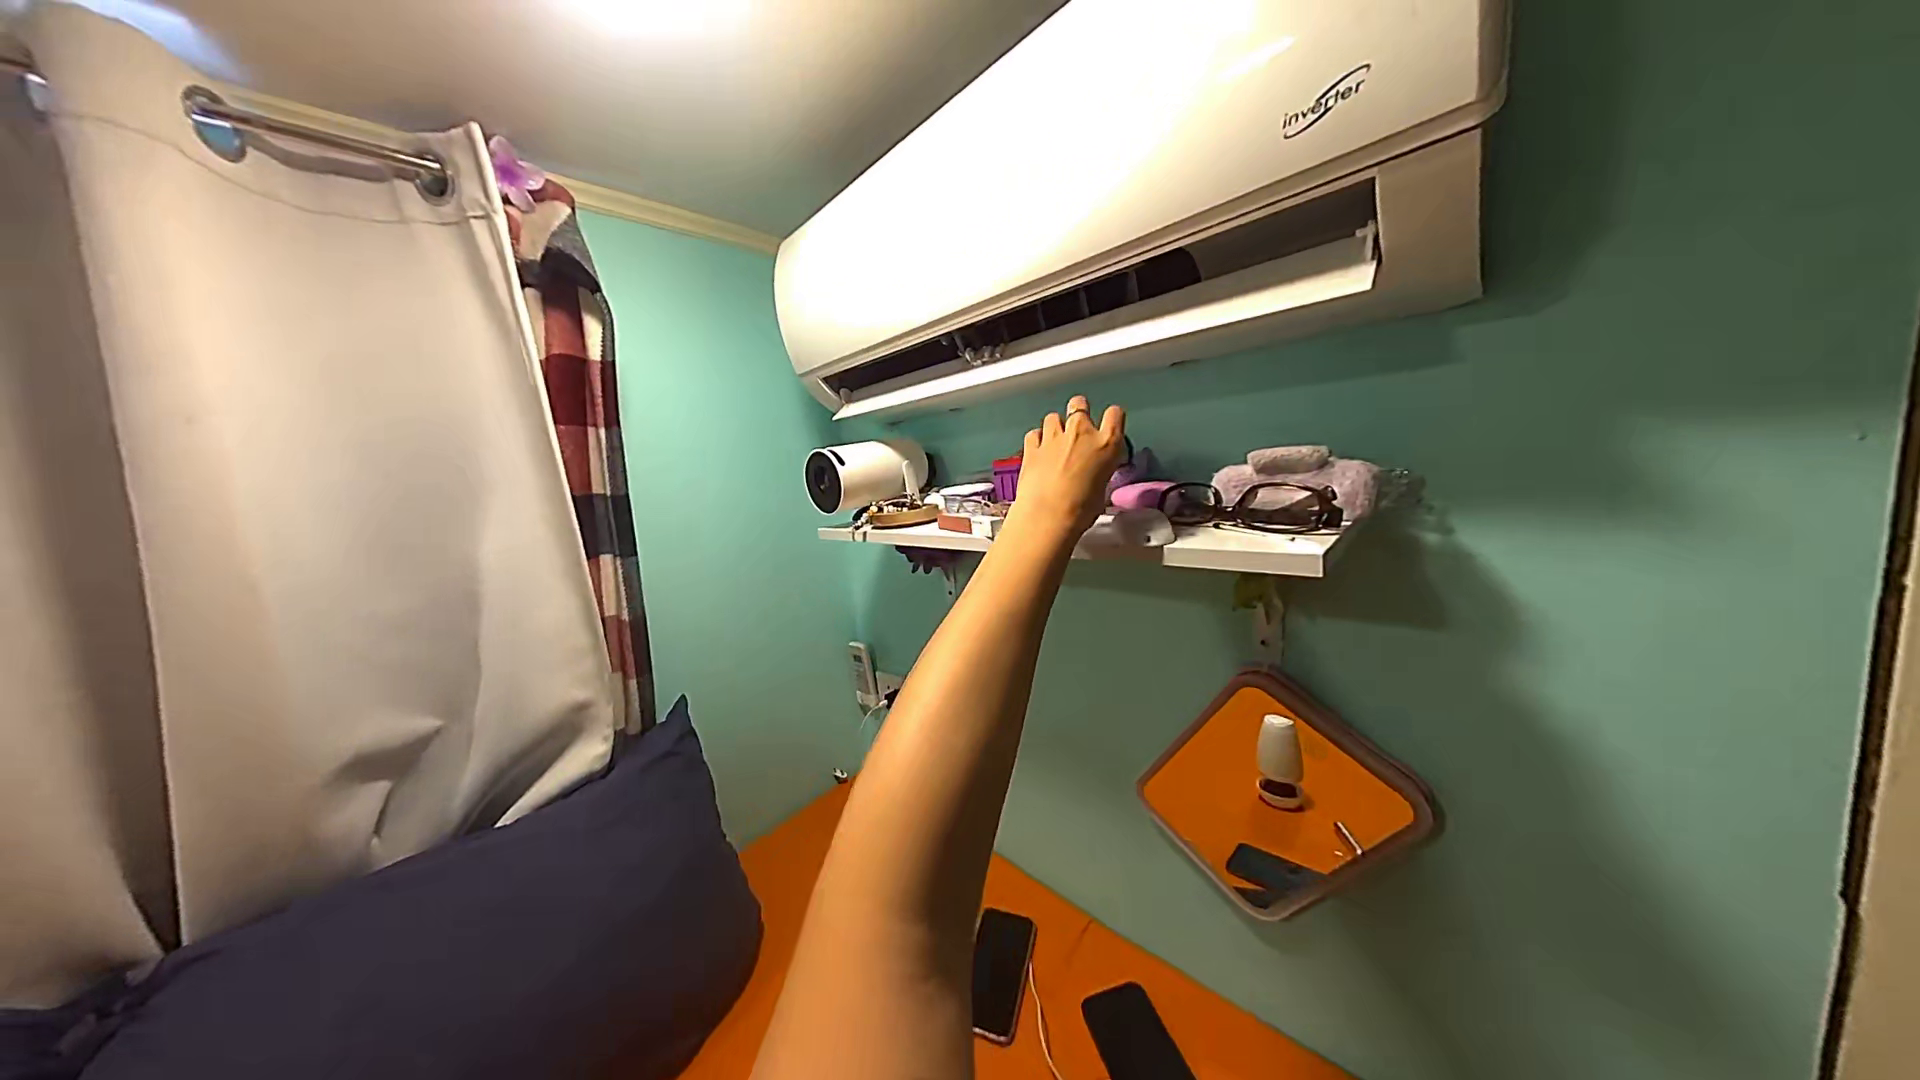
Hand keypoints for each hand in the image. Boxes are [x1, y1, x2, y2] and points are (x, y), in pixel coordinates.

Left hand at [1010, 395, 1125, 541]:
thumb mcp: (1102, 490)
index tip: (1108, 425)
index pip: (1115, 414)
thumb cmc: (1080, 511)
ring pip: (1053, 416)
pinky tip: (1038, 451)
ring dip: (1055, 426)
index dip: (1111, 418)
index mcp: (1106, 444)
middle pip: (1079, 404)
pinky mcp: (1031, 447)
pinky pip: (1034, 433)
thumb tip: (1093, 474)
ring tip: (1055, 443)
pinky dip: (1036, 439)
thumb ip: (1099, 472)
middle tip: (1076, 428)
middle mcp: (1081, 433)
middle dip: (1078, 412)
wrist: (1047, 517)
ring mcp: (1054, 437)